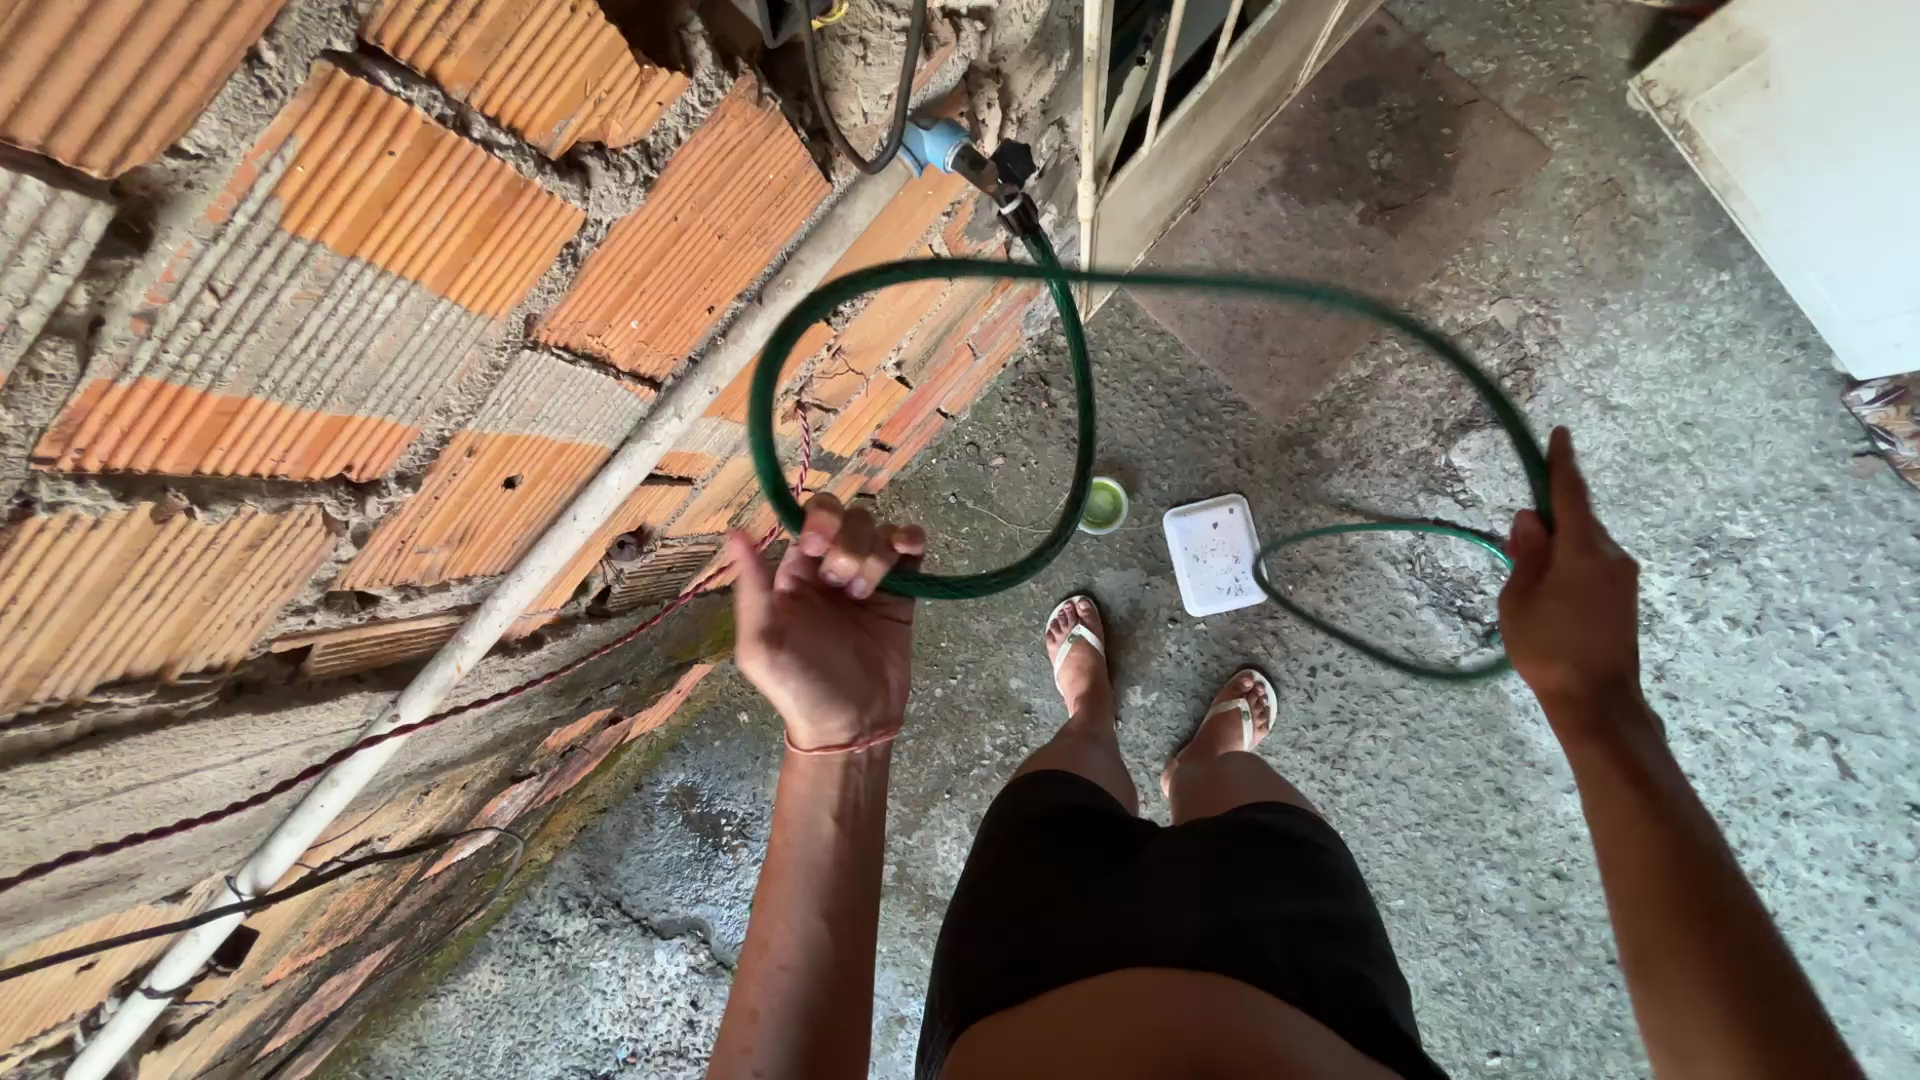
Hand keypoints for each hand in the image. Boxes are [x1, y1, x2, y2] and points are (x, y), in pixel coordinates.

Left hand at [729, 495, 927, 751]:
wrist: (852, 723)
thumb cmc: (799, 687)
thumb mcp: (761, 642)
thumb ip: (752, 585)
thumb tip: (735, 531)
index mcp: (795, 573)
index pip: (811, 520)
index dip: (820, 522)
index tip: (819, 548)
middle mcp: (831, 568)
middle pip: (850, 518)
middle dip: (849, 542)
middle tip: (843, 584)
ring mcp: (869, 577)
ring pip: (879, 530)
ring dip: (875, 556)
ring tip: (864, 596)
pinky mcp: (902, 591)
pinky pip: (910, 547)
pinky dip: (910, 539)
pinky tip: (905, 557)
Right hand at [1500, 428, 1645, 721]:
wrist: (1596, 698)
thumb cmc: (1547, 646)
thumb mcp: (1519, 598)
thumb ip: (1526, 554)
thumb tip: (1531, 518)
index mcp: (1585, 552)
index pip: (1572, 497)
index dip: (1562, 464)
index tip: (1560, 434)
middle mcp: (1612, 556)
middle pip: (1578, 520)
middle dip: (1548, 515)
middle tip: (1516, 531)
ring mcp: (1622, 577)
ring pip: (1584, 542)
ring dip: (1556, 542)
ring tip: (1524, 568)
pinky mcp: (1622, 595)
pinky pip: (1590, 561)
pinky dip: (1566, 559)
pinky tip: (1545, 581)